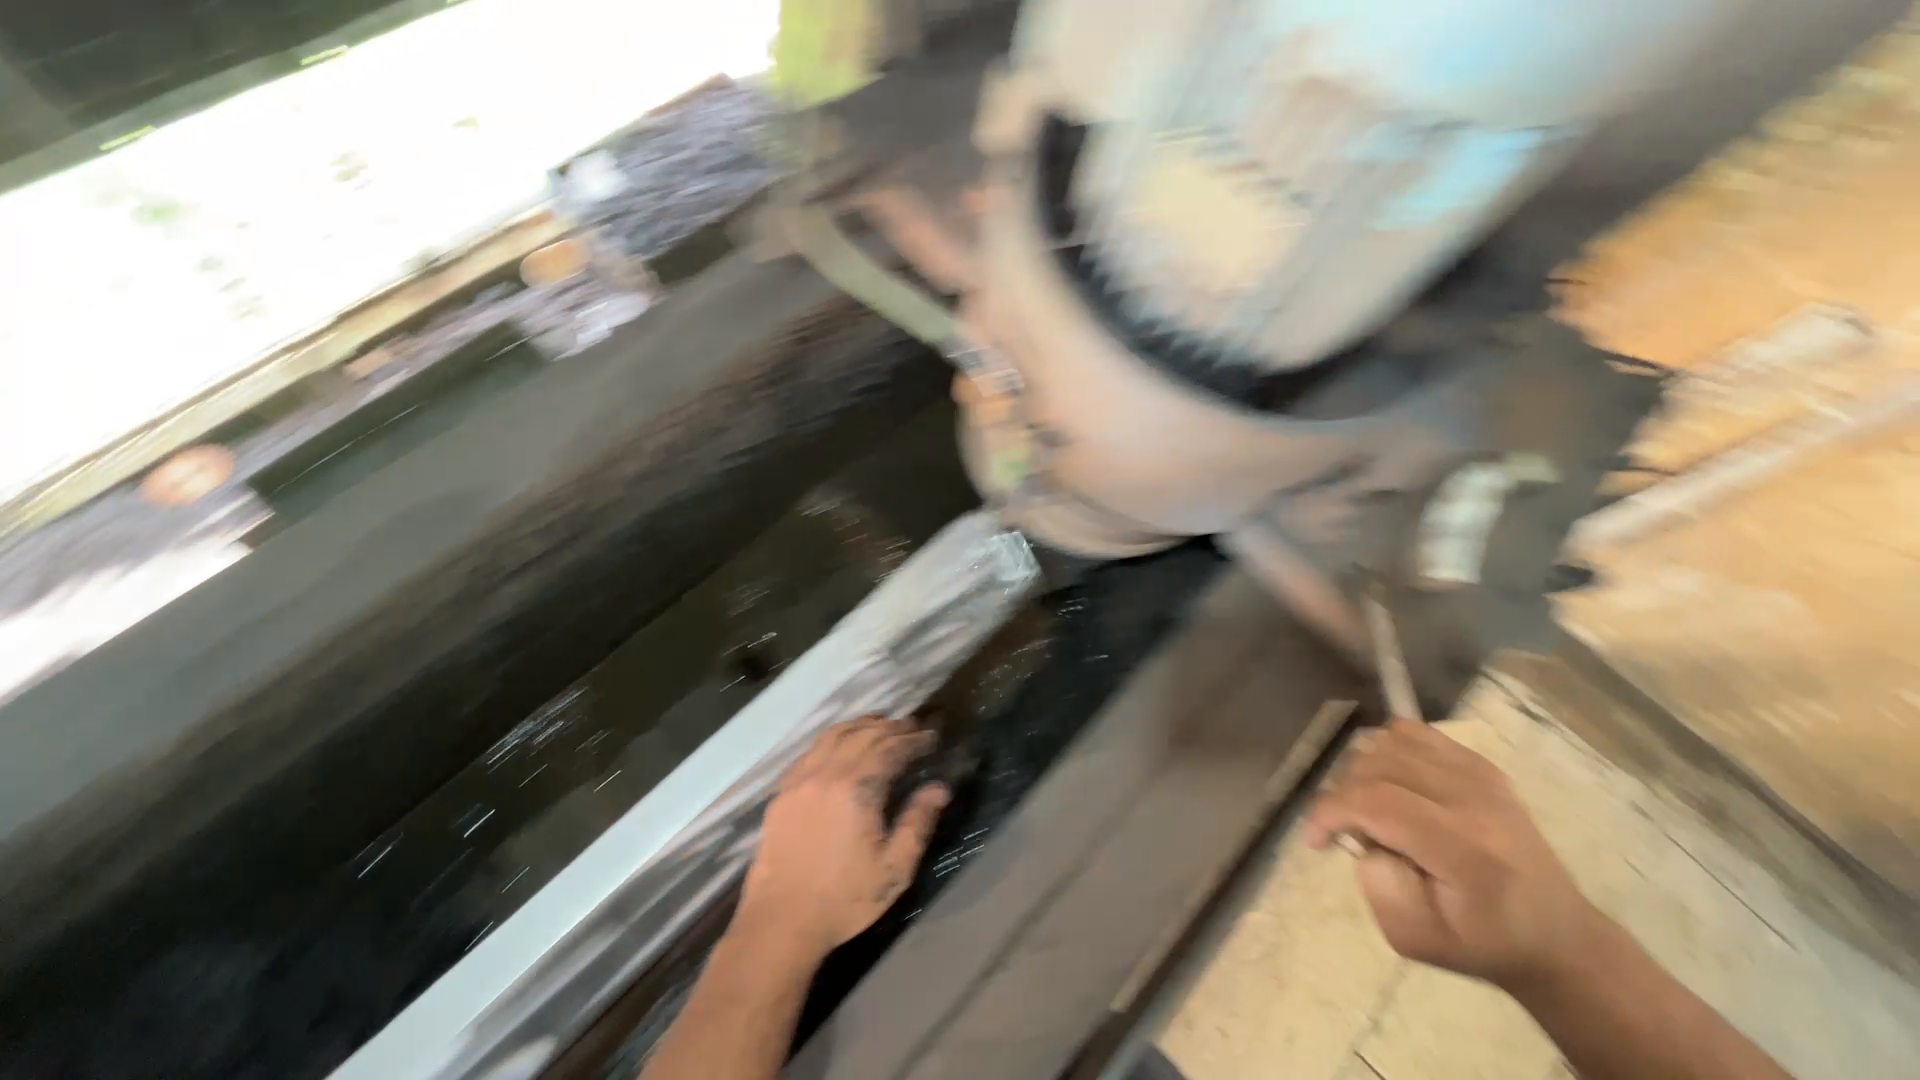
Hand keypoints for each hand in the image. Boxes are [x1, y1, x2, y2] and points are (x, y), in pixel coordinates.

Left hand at [734, 716, 950, 958]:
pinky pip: (810, 752)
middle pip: (862, 735)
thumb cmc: (844, 899)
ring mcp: (799, 781)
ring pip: (832, 736)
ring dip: (860, 726)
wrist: (781, 922)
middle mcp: (826, 774)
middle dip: (891, 727)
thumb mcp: (894, 868)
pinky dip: (832, 740)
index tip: (932, 736)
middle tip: (913, 728)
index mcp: (857, 790)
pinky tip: (841, 747)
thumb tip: (939, 788)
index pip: (891, 748)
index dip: (914, 739)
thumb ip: (918, 822)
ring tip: (881, 727)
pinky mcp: (782, 793)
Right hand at [1304, 718, 1608, 990]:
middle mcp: (1473, 800)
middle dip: (1342, 795)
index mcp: (1463, 849)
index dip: (1329, 811)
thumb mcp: (1417, 940)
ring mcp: (1480, 776)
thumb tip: (1361, 838)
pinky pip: (1413, 733)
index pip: (1375, 801)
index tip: (1315, 841)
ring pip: (1389, 741)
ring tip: (1369, 808)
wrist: (1555, 934)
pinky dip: (1387, 750)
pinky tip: (1391, 783)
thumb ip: (1378, 887)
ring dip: (1362, 771)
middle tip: (1349, 833)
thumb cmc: (1482, 943)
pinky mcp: (1482, 765)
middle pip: (1376, 765)